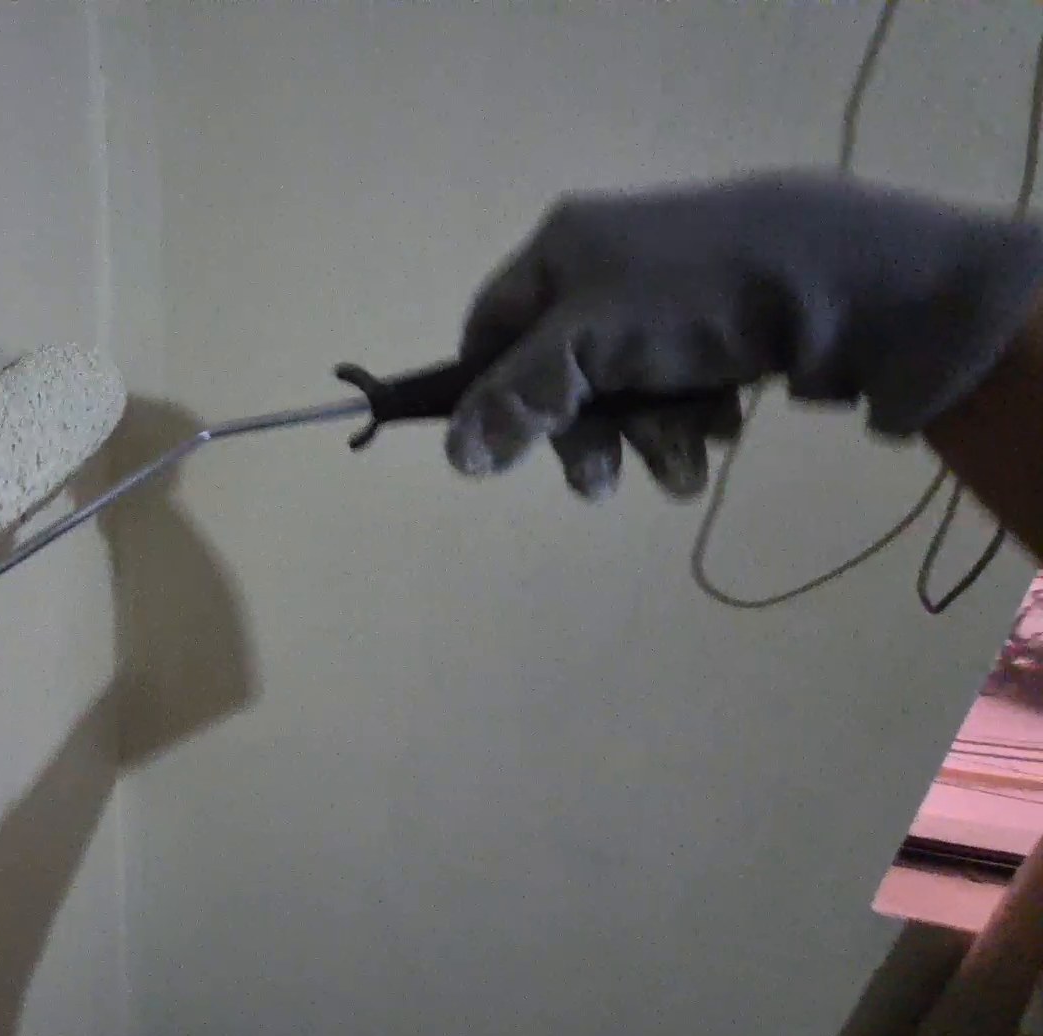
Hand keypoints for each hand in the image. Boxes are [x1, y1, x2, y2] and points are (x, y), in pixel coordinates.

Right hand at [445, 173, 1042, 499]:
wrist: (884, 284)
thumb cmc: (704, 299)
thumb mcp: (589, 346)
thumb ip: (515, 400)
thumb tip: (454, 457)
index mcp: (562, 248)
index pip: (486, 330)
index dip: (487, 390)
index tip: (505, 443)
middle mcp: (605, 264)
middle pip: (553, 370)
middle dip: (581, 433)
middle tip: (599, 484)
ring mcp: (666, 292)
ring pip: (615, 386)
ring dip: (641, 438)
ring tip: (682, 471)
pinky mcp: (720, 319)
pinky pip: (670, 381)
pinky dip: (685, 417)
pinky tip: (718, 430)